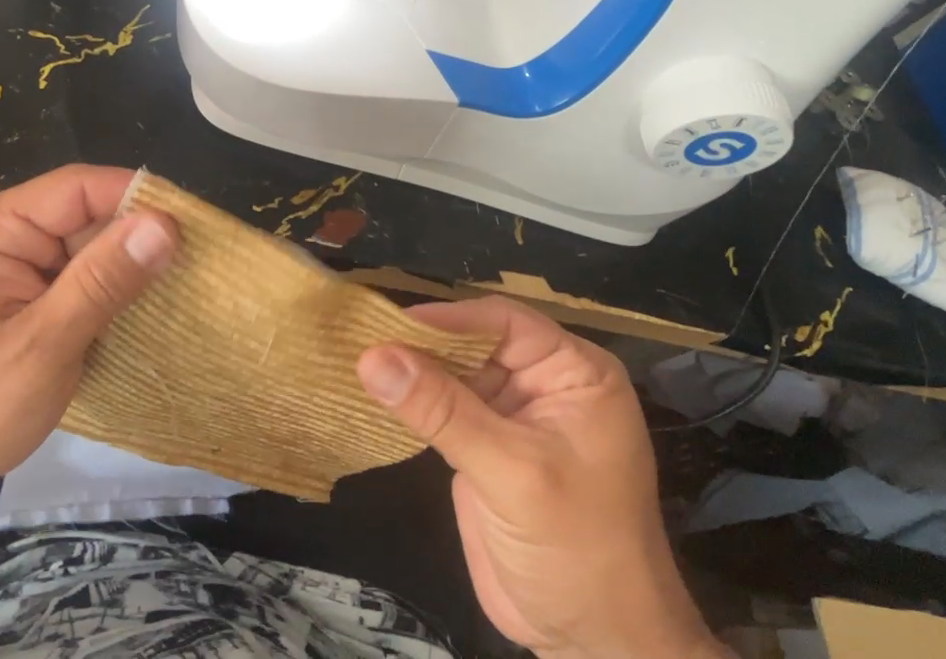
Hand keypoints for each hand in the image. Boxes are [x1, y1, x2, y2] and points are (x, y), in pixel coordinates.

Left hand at [0, 165, 176, 520]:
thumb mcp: (47, 344)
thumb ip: (104, 279)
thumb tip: (165, 225)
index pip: (76, 189)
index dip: (136, 198)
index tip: (194, 224)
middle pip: (81, 212)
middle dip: (134, 234)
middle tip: (195, 261)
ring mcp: (3, 260)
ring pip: (81, 243)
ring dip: (123, 263)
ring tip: (180, 281)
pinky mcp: (15, 288)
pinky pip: (70, 271)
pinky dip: (105, 286)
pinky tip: (140, 303)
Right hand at [357, 297, 726, 658]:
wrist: (593, 639)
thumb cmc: (575, 547)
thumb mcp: (510, 471)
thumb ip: (441, 410)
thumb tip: (372, 355)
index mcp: (574, 374)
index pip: (503, 322)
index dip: (445, 319)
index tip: (383, 323)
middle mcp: (544, 385)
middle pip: (473, 343)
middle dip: (420, 343)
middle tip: (357, 339)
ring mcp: (512, 418)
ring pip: (453, 375)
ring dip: (410, 372)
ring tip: (352, 360)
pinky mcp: (485, 449)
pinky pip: (443, 410)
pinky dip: (411, 404)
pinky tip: (371, 396)